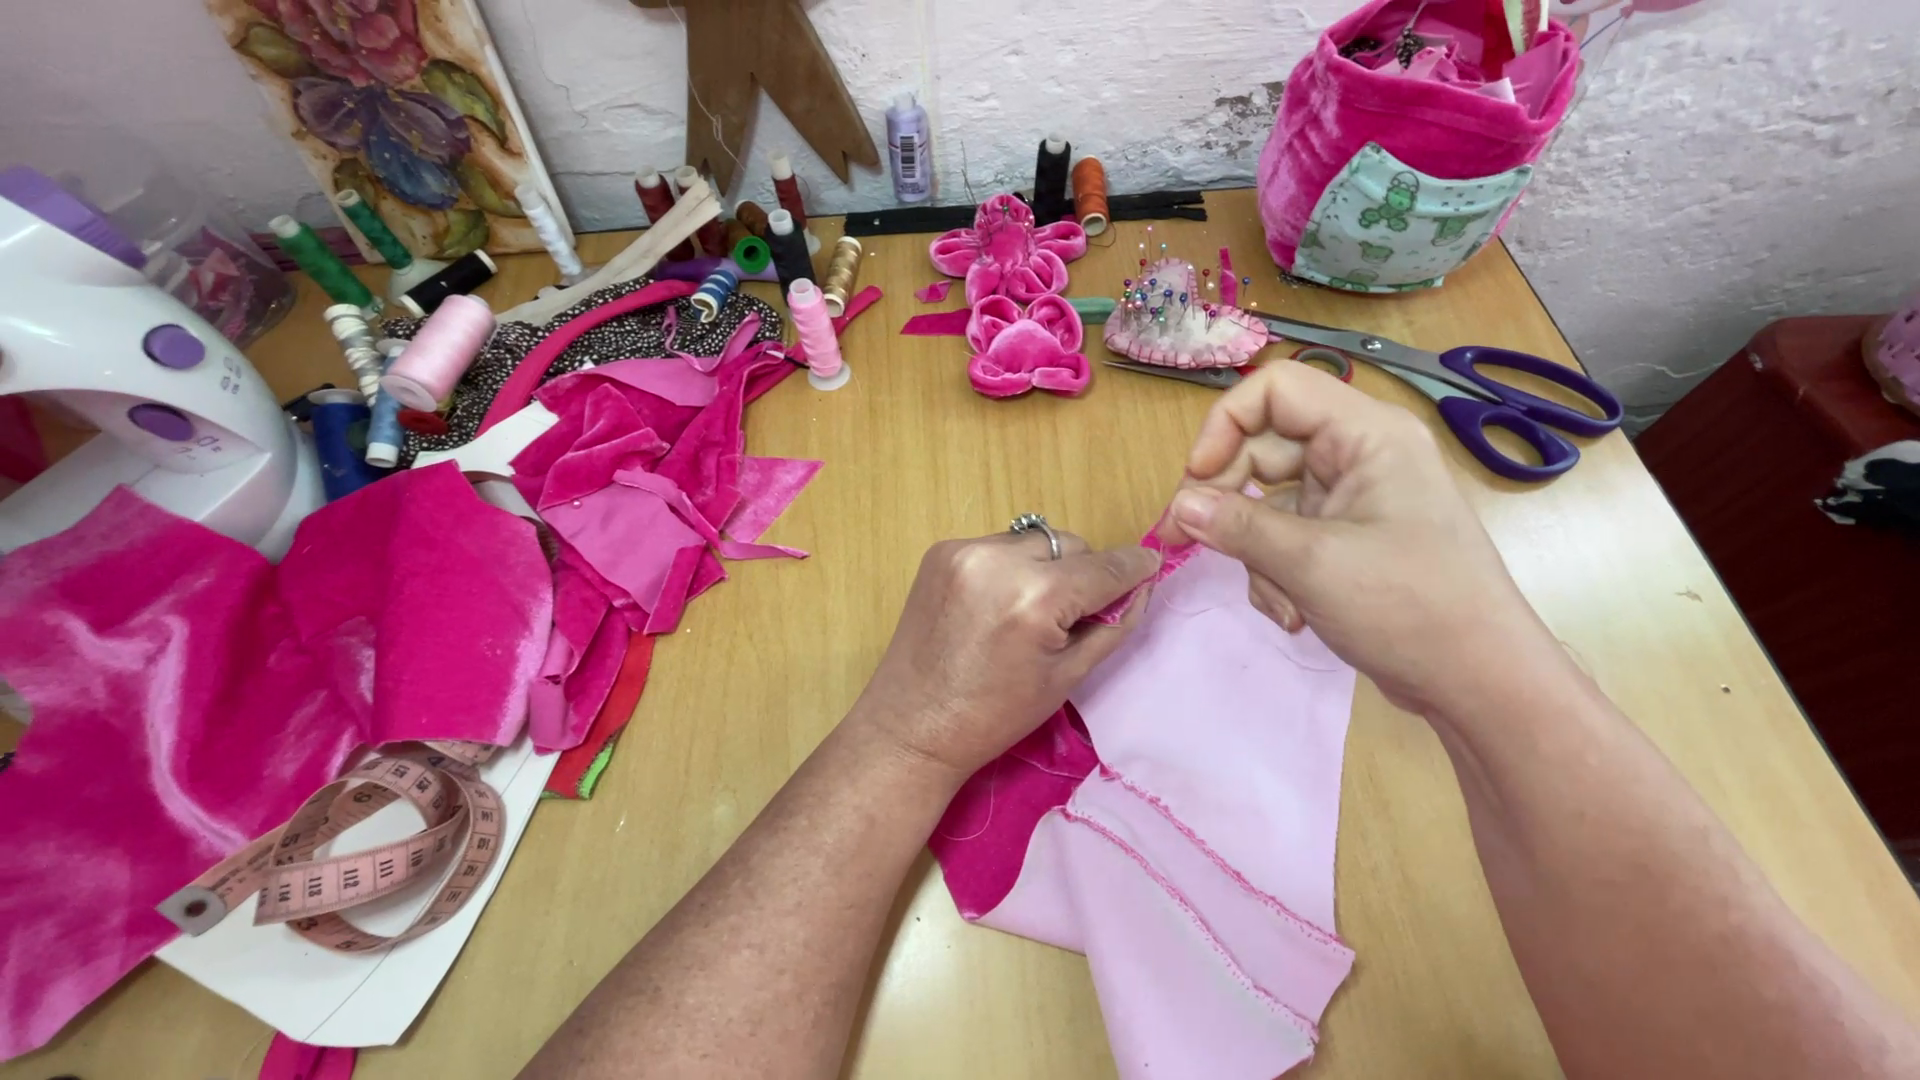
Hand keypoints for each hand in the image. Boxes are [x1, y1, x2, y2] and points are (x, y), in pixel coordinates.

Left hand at [850, 530, 1160, 781]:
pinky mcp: (941, 551)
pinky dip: (1010, 567)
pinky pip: (999, 546)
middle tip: (1072, 614)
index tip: (1152, 565)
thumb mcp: (1067, 678)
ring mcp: (964, 550)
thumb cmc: (994, 715)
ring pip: (1034, 541)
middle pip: (1070, 544)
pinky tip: (996, 603)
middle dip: (1082, 573)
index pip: (1106, 567)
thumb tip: (1141, 588)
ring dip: (1046, 566)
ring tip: (1028, 609)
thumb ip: (1111, 626)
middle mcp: (999, 560)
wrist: (911, 724)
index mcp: (1035, 598)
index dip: (1134, 568)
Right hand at [1158, 362, 1558, 714]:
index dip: (1224, 425)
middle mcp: (1357, 454)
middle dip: (1227, 500)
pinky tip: (1292, 612)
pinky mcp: (1344, 537)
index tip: (1195, 480)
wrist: (1478, 682)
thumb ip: (1238, 527)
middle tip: (1187, 541)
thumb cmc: (1408, 606)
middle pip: (1261, 449)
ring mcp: (1350, 498)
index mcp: (1365, 434)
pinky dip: (1274, 572)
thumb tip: (1178, 507)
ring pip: (1266, 500)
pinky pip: (1284, 535)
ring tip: (1278, 600)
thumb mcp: (1312, 563)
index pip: (1275, 390)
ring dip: (1254, 551)